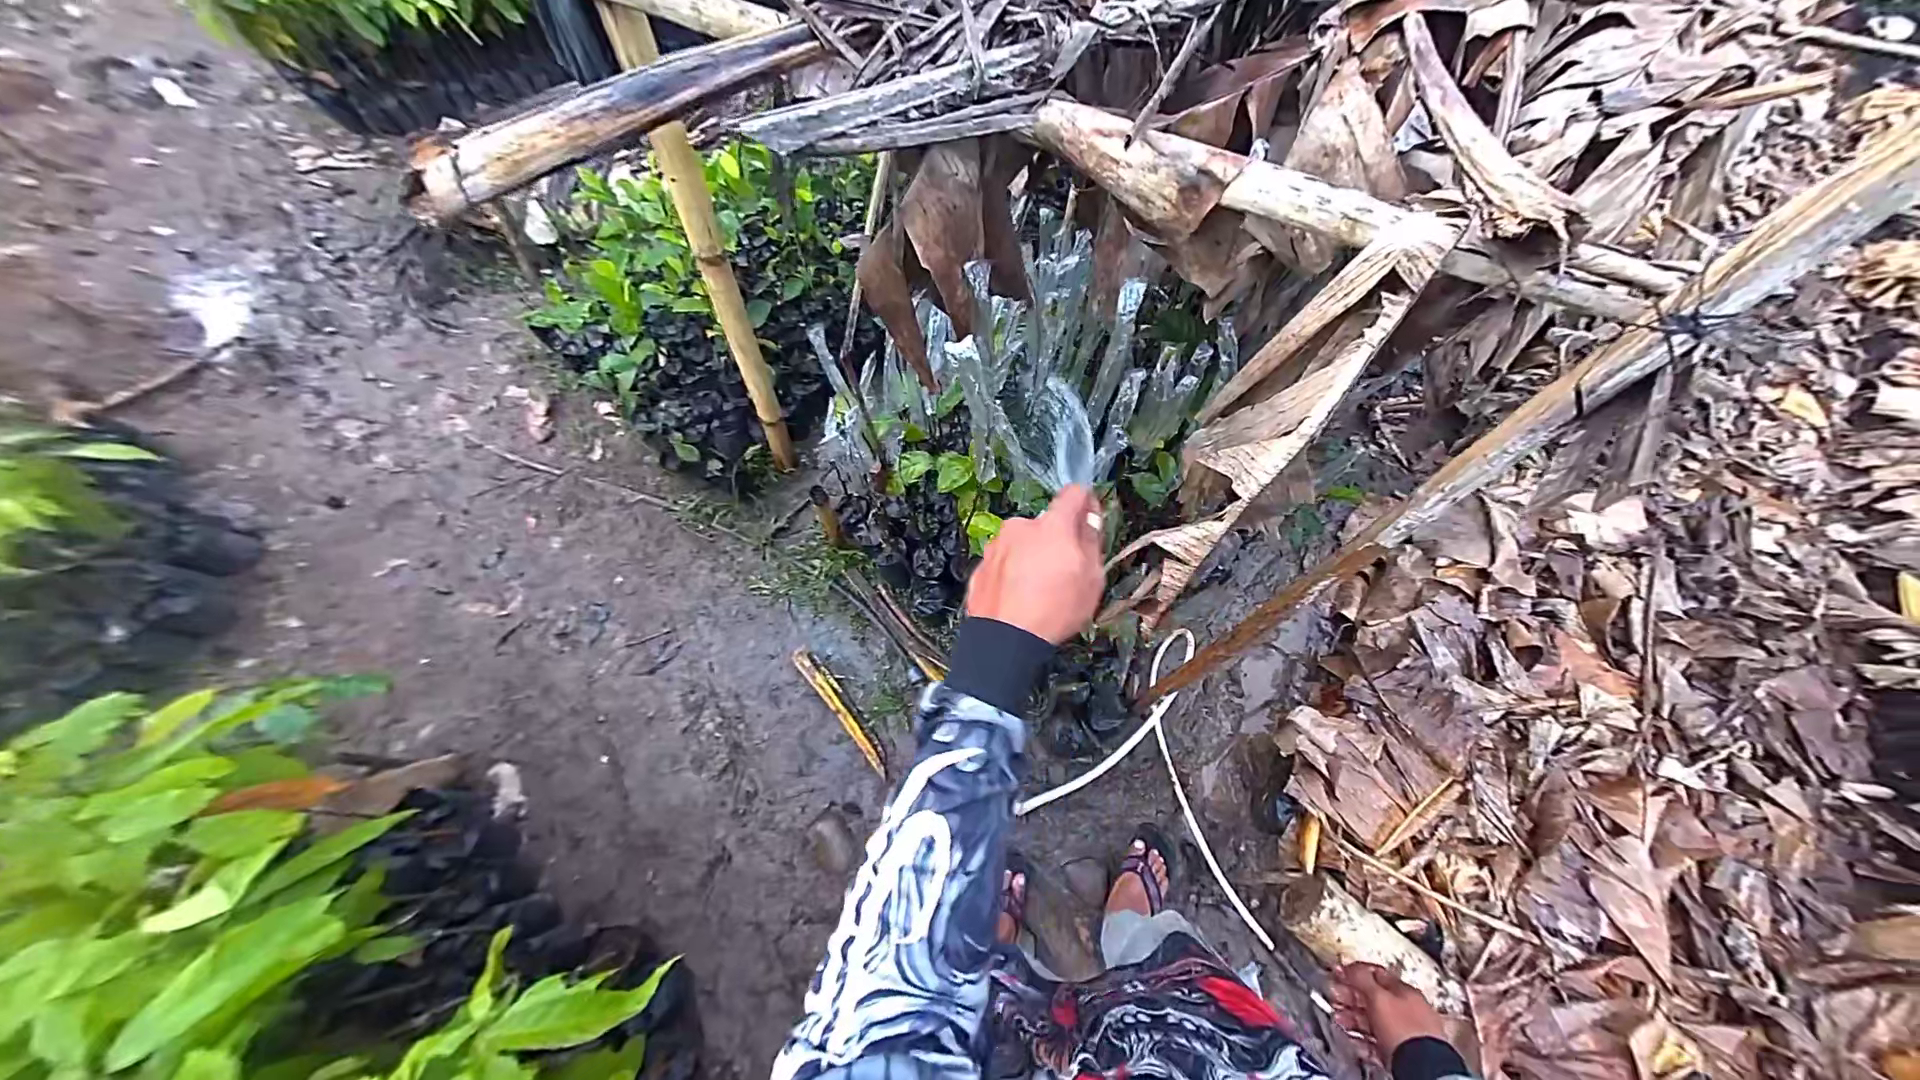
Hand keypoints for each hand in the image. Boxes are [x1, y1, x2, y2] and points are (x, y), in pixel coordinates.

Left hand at [964, 485, 1104, 644]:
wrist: (1005, 639)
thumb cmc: (1054, 609)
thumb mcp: (1091, 578)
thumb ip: (1091, 541)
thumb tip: (1089, 521)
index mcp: (1052, 525)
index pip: (1073, 494)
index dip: (1086, 502)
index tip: (1091, 515)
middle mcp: (1020, 527)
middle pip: (1046, 524)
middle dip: (1057, 540)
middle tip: (1066, 570)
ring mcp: (997, 546)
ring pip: (1023, 543)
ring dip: (1033, 557)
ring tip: (1040, 590)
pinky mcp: (981, 566)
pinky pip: (1004, 562)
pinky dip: (1013, 573)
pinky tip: (1020, 597)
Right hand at [1331, 963, 1448, 1063]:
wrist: (1423, 1070)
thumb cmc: (1404, 1030)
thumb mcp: (1378, 997)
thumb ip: (1361, 978)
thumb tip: (1349, 967)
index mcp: (1407, 992)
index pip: (1376, 974)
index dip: (1355, 972)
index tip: (1338, 973)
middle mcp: (1410, 1011)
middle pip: (1373, 998)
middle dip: (1350, 997)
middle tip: (1335, 996)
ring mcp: (1408, 1034)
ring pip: (1373, 1021)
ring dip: (1353, 1018)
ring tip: (1339, 1019)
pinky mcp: (1404, 1054)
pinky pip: (1378, 1041)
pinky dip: (1363, 1038)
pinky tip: (1353, 1039)